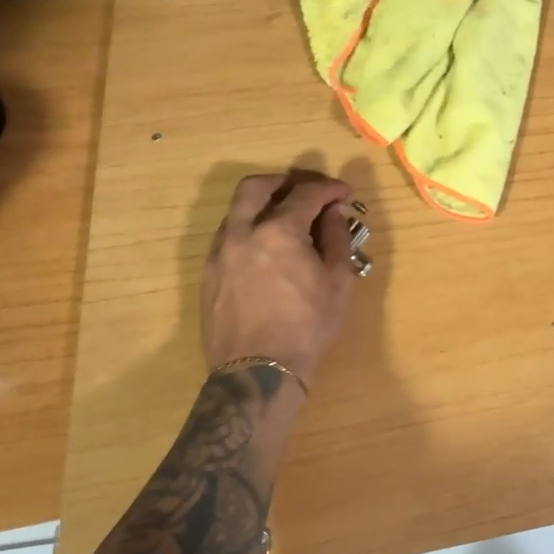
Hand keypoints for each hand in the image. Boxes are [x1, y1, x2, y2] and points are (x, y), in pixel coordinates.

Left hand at [199, 171, 358, 387]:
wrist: (259, 370)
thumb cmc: (307, 326)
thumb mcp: (337, 281)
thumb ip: (337, 238)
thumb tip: (335, 212)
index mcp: (278, 232)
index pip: (306, 194)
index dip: (330, 189)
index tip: (345, 194)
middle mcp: (241, 233)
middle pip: (256, 187)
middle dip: (284, 182)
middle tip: (306, 192)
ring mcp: (219, 254)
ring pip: (236, 211)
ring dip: (263, 206)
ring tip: (287, 221)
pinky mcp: (208, 274)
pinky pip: (228, 237)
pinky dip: (249, 230)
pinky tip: (268, 250)